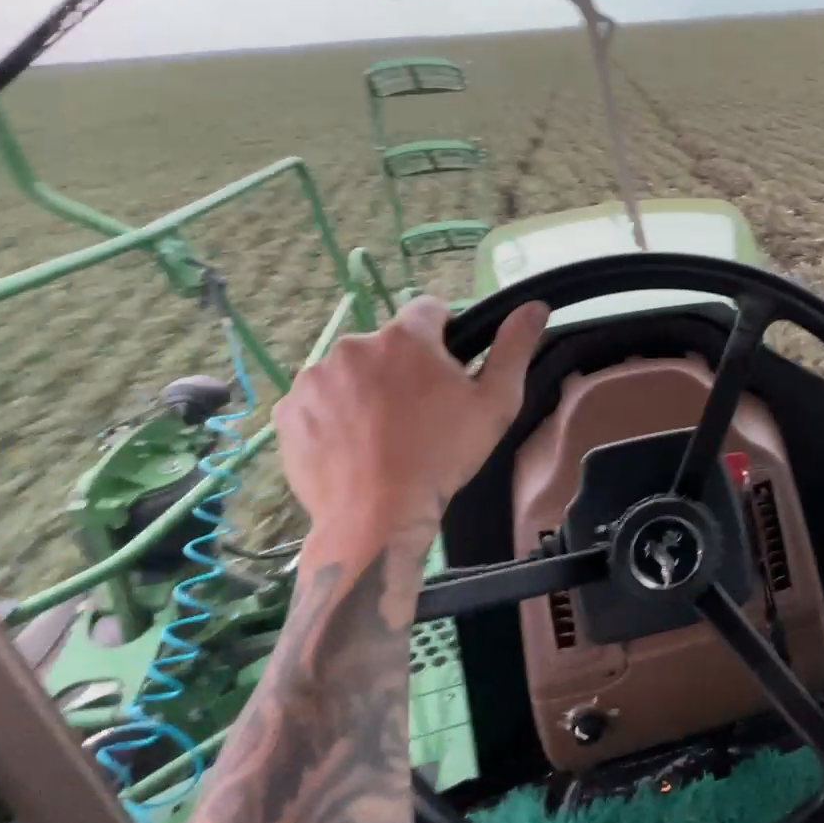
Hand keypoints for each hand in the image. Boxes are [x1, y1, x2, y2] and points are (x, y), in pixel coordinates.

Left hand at [275, 297, 549, 563]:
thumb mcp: (497, 403)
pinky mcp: (288, 410)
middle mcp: (353, 346)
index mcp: (405, 339)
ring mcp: (314, 378)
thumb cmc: (445, 455)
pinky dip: (336, 415)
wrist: (377, 515)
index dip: (446, 336)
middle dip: (404, 368)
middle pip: (388, 345)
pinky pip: (319, 401)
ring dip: (369, 390)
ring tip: (385, 435)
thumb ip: (514, 348)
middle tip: (422, 413)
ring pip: (352, 372)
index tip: (451, 372)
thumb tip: (535, 307)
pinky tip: (355, 447)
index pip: (429, 310)